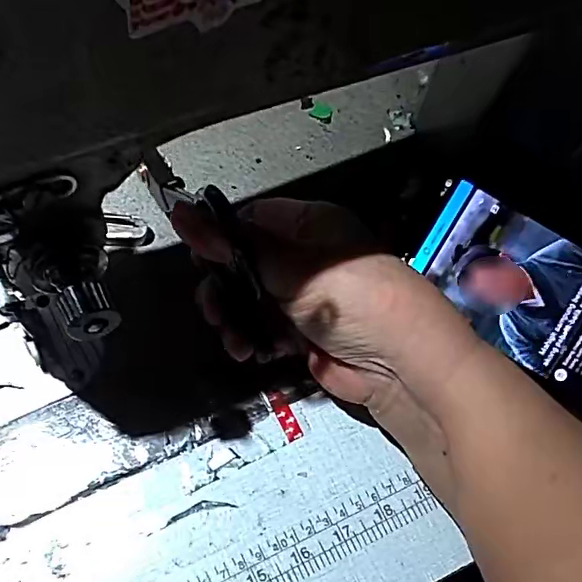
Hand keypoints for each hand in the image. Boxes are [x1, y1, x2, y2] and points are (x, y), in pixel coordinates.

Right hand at [173, 198, 475, 408]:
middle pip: (237, 266)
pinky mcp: (293, 331)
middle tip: (217, 310)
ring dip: (231, 322)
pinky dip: (249, 341)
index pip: (247, 222)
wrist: (397, 366)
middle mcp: (300, 259)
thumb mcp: (292, 268)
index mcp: (307, 227)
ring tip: (237, 340)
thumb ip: (235, 247)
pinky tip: (253, 351)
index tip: (199, 260)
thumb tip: (185, 214)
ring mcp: (296, 297)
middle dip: (221, 291)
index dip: (217, 239)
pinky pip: (255, 330)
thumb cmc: (358, 303)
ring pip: (241, 302)